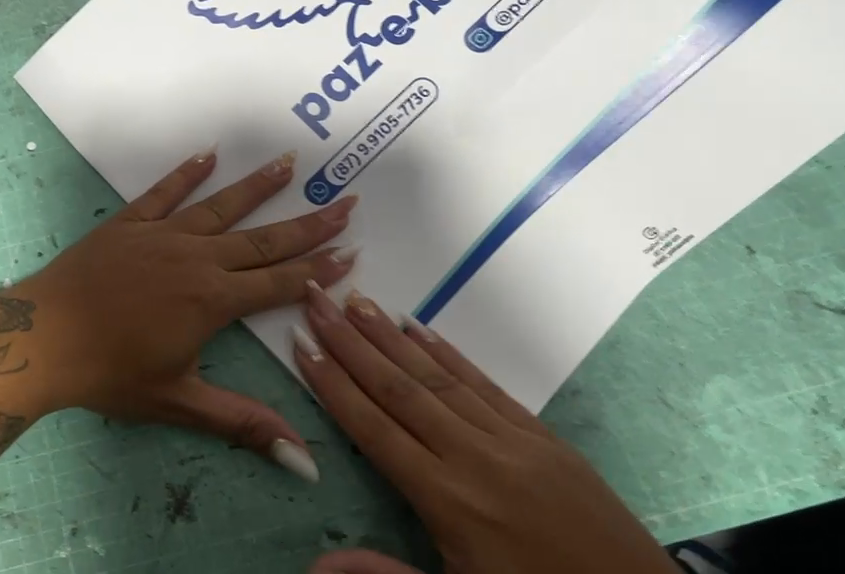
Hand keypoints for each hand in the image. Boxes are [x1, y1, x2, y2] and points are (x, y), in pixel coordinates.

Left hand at [17, 149, 355, 478]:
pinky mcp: (127, 223)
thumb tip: (306, 462)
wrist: (43, 337)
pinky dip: (187, 173)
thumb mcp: (178, 402)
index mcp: (211, 301)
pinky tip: (208, 155)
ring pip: (219, 206)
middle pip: (260, 240)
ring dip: (257, 186)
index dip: (316, 269)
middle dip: (306, 224)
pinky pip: (163, 192)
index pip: (277, 282)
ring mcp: (159, 234)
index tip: (352, 249)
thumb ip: (243, 423)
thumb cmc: (109, 373)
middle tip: (346, 203)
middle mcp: (194, 258)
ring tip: (291, 163)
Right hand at [294, 287, 673, 573]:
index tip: (299, 343)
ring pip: (437, 376)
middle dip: (349, 341)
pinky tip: (420, 328)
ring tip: (355, 300)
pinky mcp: (545, 439)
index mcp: (447, 501)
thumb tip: (312, 565)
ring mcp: (513, 442)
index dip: (331, 384)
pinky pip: (485, 385)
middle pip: (398, 388)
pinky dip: (448, 353)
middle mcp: (474, 458)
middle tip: (315, 298)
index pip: (373, 427)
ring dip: (390, 336)